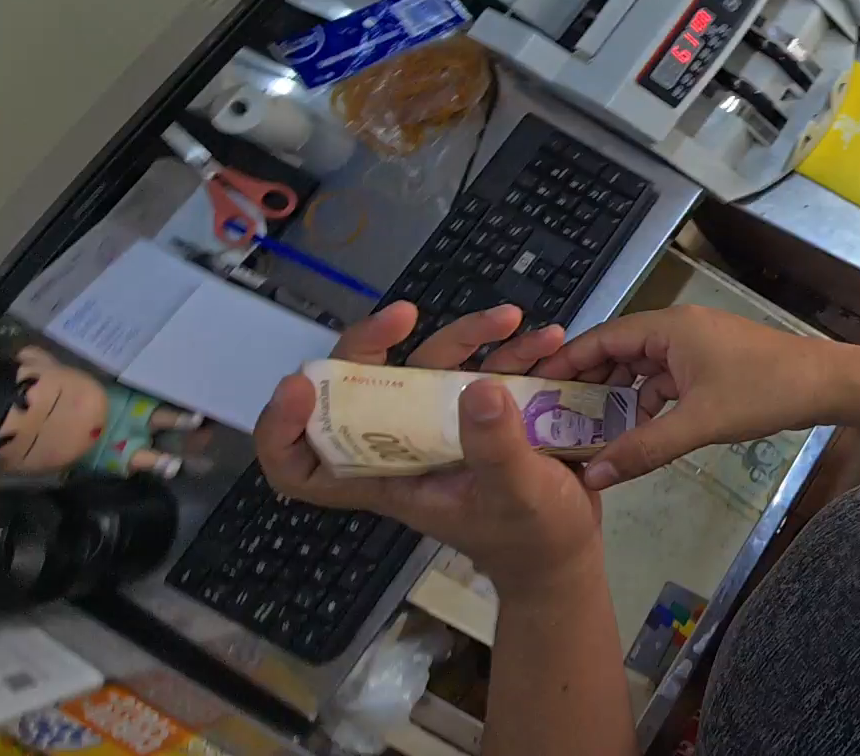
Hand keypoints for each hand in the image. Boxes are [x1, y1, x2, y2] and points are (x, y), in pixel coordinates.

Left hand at [256, 303, 600, 597]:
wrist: (571, 547)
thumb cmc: (531, 536)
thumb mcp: (515, 494)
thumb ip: (496, 447)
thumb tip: (479, 388)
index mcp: (395, 480)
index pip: (309, 466)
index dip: (288, 429)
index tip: (302, 385)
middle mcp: (416, 446)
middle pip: (379, 388)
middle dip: (383, 345)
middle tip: (406, 312)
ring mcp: (459, 427)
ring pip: (442, 369)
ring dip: (476, 336)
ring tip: (516, 318)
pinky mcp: (500, 414)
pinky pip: (500, 371)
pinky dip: (523, 352)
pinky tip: (550, 341)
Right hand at [533, 306, 838, 490]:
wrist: (825, 383)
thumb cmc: (763, 390)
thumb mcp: (700, 421)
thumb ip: (645, 448)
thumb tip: (592, 476)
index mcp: (670, 327)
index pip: (602, 338)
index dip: (566, 364)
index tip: (533, 395)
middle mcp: (679, 329)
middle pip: (619, 353)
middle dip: (591, 387)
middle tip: (556, 425)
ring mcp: (698, 346)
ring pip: (644, 370)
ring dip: (622, 399)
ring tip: (591, 435)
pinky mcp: (713, 364)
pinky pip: (668, 380)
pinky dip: (651, 403)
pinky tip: (640, 433)